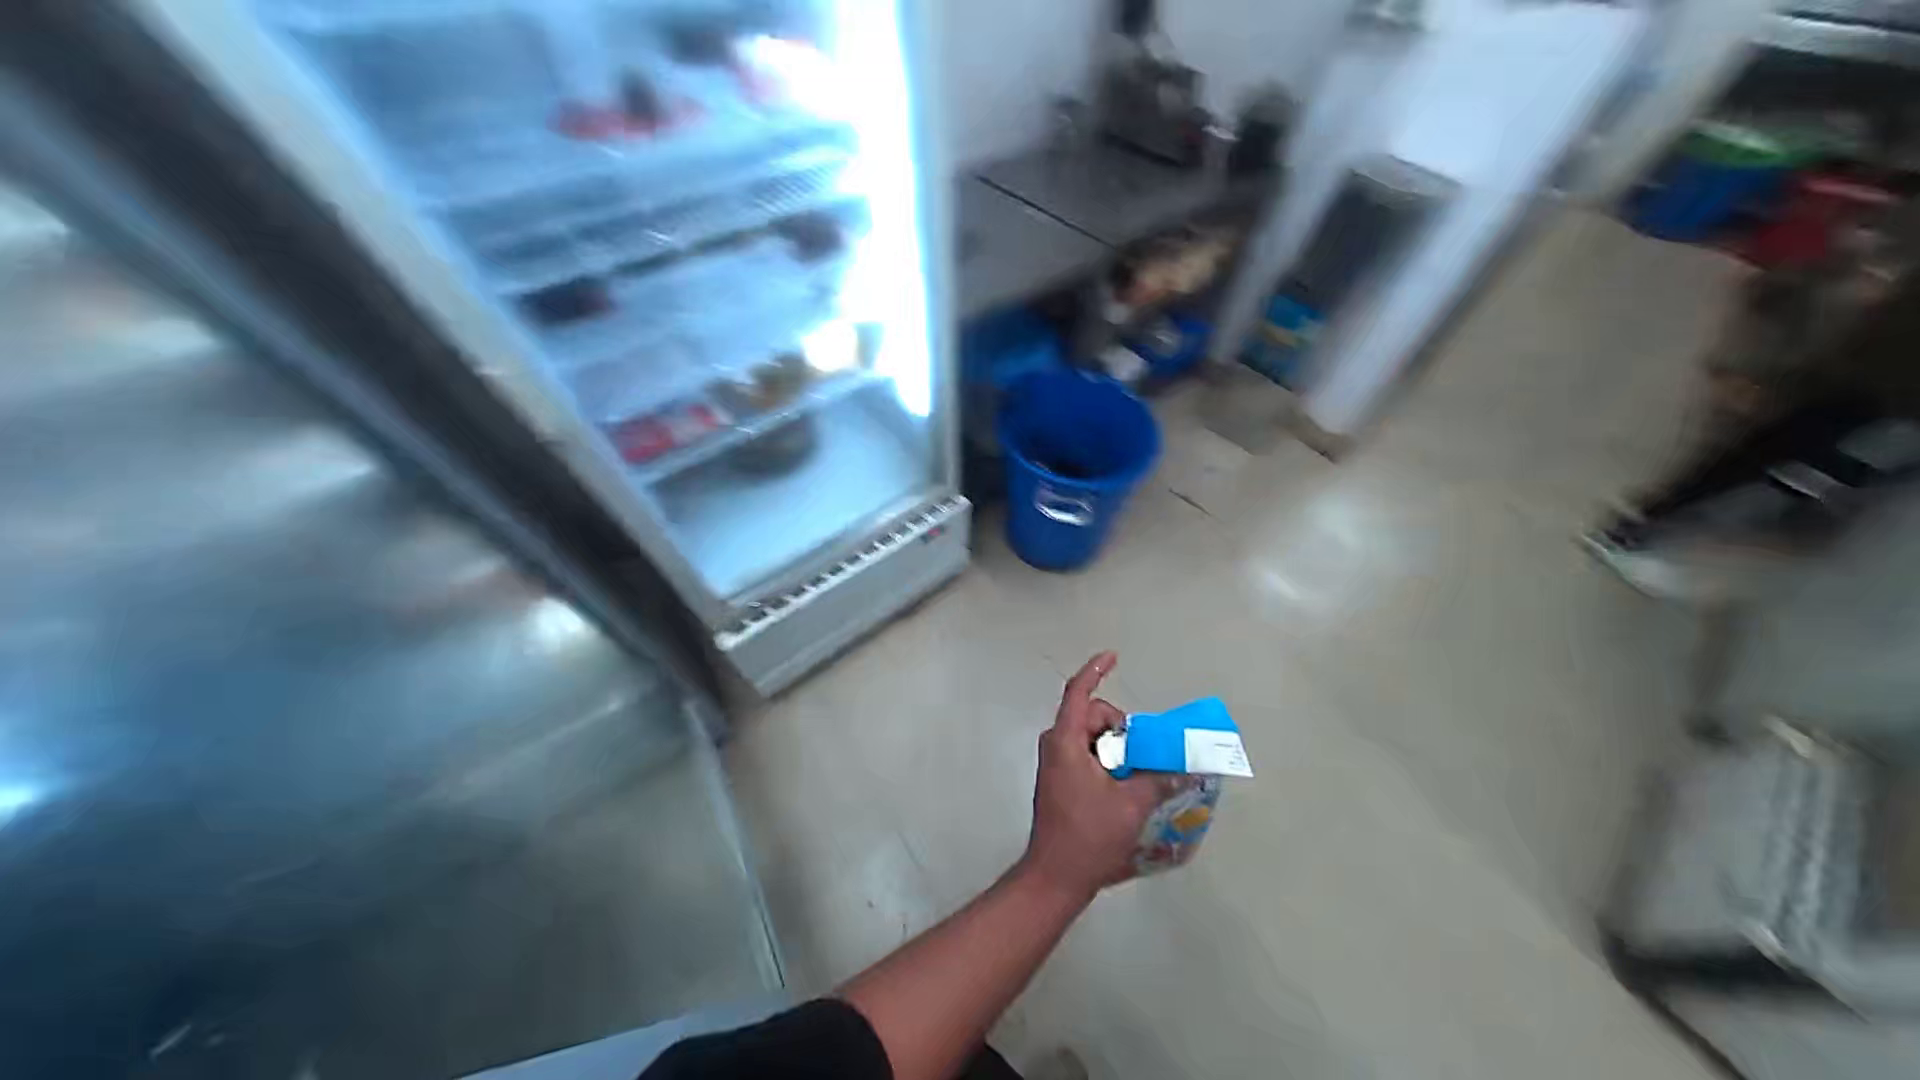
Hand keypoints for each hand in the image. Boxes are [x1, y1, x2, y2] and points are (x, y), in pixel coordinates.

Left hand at [1018, 651, 1164, 901]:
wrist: (1056, 874)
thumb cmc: (1089, 834)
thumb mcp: (1130, 805)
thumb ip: (1159, 780)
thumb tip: (1188, 767)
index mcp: (1065, 741)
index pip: (1079, 693)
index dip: (1095, 670)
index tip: (1113, 656)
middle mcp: (1056, 745)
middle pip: (1091, 715)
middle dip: (1120, 726)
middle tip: (1142, 754)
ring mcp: (1056, 763)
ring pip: (1091, 737)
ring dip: (1117, 746)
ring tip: (1137, 774)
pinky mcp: (1061, 779)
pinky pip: (1087, 754)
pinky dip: (1108, 759)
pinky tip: (1127, 784)